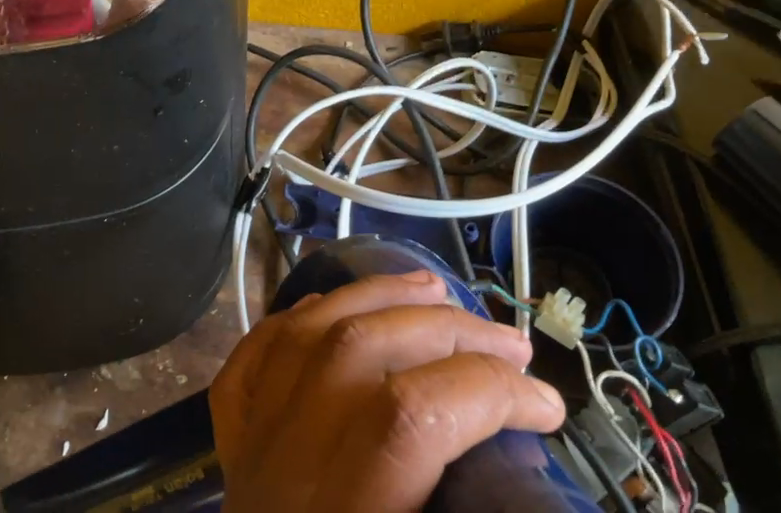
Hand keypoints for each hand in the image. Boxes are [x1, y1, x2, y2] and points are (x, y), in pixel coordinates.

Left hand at [209, 271, 565, 512]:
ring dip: (375, 300)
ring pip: (304, 339)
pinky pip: (256, 361)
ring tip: (437, 290)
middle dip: (445, 334)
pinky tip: (336, 308)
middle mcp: (283, 476)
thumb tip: (533, 490)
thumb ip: (471, 506)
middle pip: (356, 357)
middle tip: (513, 347)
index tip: (549, 407)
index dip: (487, 393)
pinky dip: (298, 322)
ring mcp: (248, 455)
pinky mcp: (231, 451)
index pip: (407, 420)